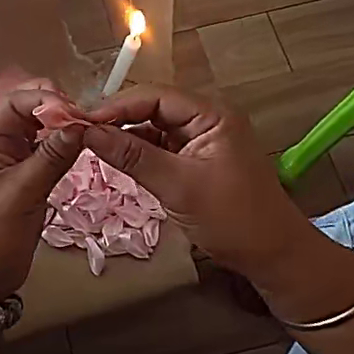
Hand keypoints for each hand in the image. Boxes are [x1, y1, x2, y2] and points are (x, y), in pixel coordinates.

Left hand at [0, 89, 86, 300]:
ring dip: (63, 128)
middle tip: (86, 122)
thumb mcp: (20, 195)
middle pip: (29, 112)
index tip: (75, 112)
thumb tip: (80, 126)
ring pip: (41, 131)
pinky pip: (47, 152)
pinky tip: (81, 149)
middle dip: (57, 110)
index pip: (15, 103)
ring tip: (89, 133)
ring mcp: (13, 161)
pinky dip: (64, 147)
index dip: (45, 100)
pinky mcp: (27, 178)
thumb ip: (51, 159)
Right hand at [83, 85, 320, 287]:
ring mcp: (200, 138)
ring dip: (123, 134)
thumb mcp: (177, 186)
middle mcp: (206, 117)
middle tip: (80, 131)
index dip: (116, 106)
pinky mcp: (194, 157)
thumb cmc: (233, 219)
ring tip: (89, 143)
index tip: (82, 121)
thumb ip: (131, 156)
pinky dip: (136, 151)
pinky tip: (113, 156)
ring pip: (152, 126)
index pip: (154, 96)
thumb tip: (88, 133)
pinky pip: (158, 144)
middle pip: (151, 107)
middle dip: (116, 118)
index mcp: (211, 114)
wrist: (274, 258)